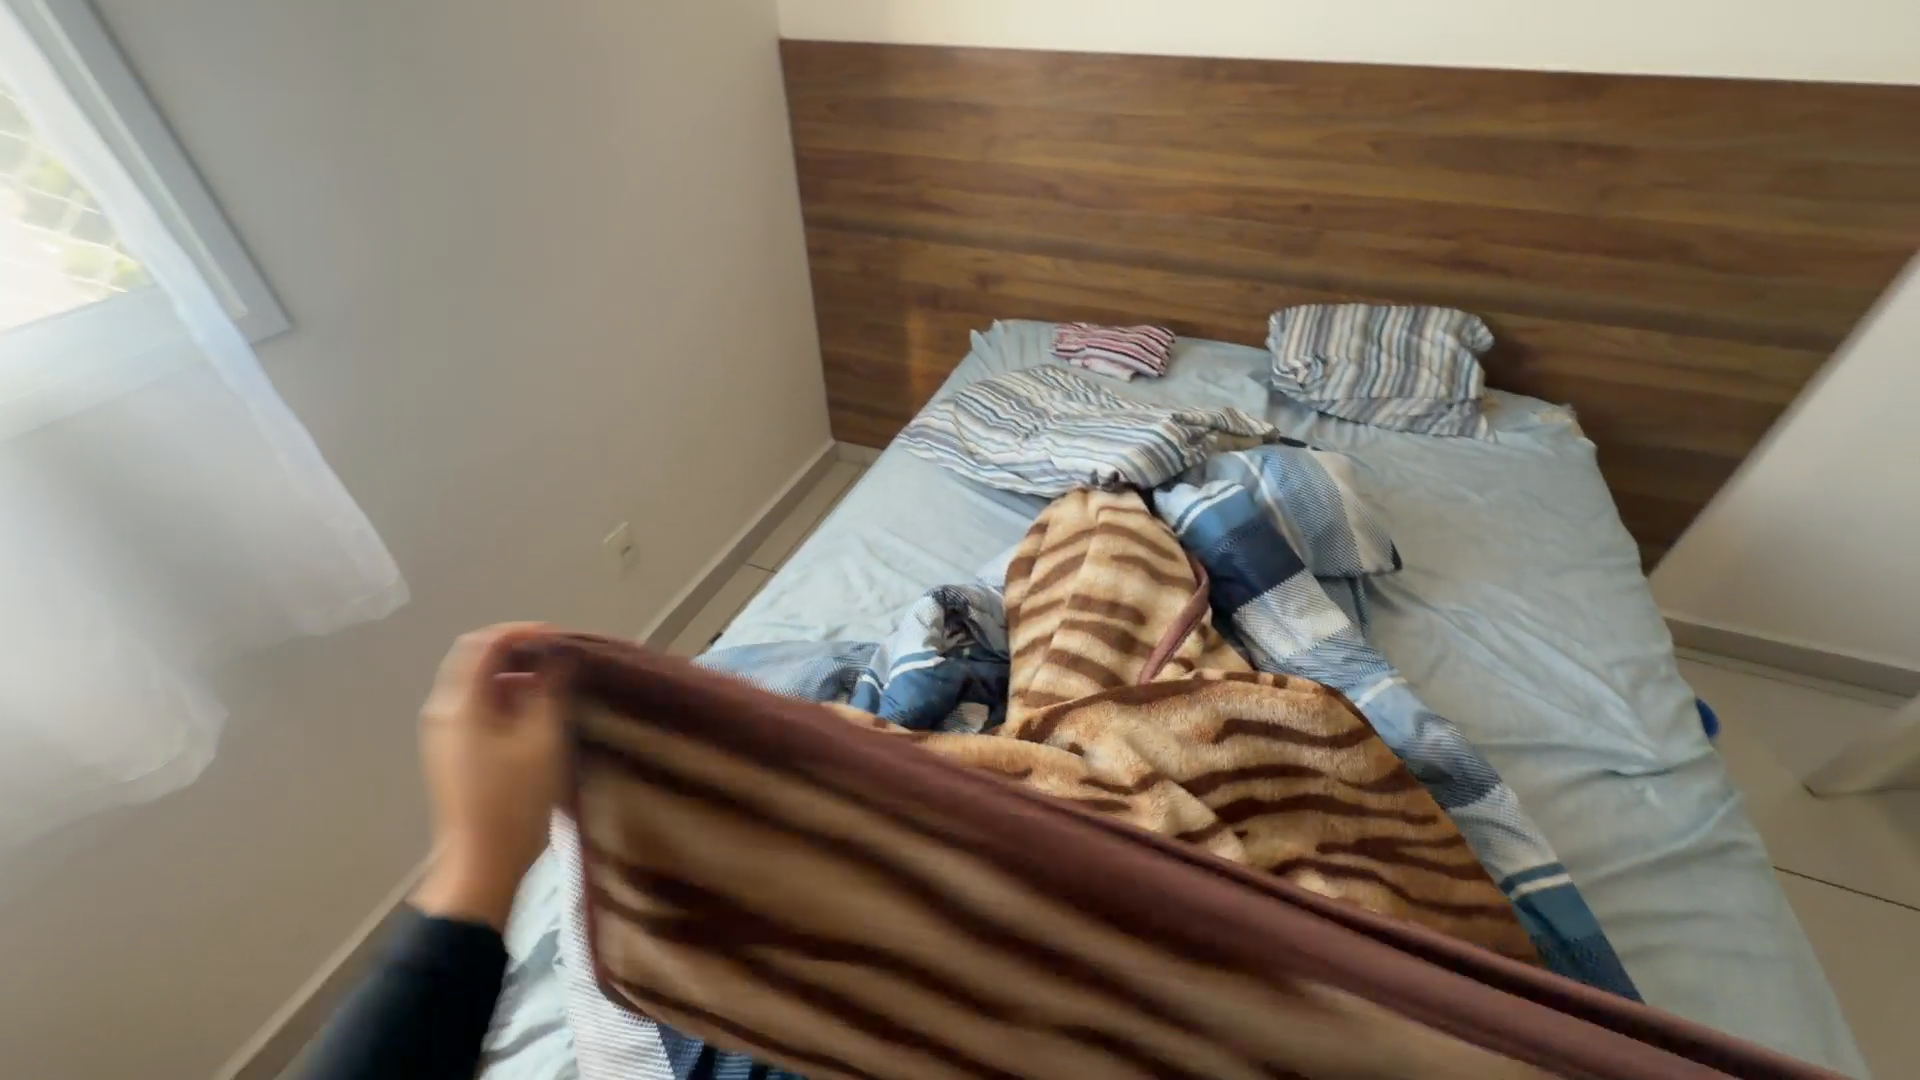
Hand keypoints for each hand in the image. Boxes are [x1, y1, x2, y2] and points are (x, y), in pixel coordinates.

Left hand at [410, 622, 567, 929]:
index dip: (521, 632)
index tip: (560, 637)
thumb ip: (548, 690)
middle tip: (561, 656)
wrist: (483, 863)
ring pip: (478, 683)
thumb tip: (556, 658)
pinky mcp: (455, 751)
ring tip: (557, 683)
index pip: (483, 644)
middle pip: (475, 660)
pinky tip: (539, 710)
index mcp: (459, 705)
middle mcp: (443, 712)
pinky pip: (479, 706)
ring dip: (515, 673)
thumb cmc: (515, 799)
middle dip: (519, 650)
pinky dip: (508, 696)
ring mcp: (445, 733)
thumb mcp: (542, 739)